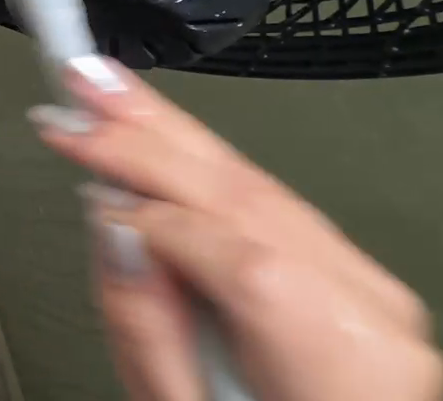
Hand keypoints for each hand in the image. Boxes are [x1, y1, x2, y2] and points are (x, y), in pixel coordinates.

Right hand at [32, 56, 442, 400]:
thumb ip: (145, 322)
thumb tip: (112, 229)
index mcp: (338, 360)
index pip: (243, 262)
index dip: (156, 220)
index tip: (84, 195)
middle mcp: (366, 311)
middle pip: (245, 199)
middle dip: (145, 135)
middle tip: (75, 85)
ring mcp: (360, 280)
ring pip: (249, 180)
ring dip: (159, 123)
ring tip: (96, 81)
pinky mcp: (338, 261)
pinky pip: (258, 189)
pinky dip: (190, 147)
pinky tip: (147, 117)